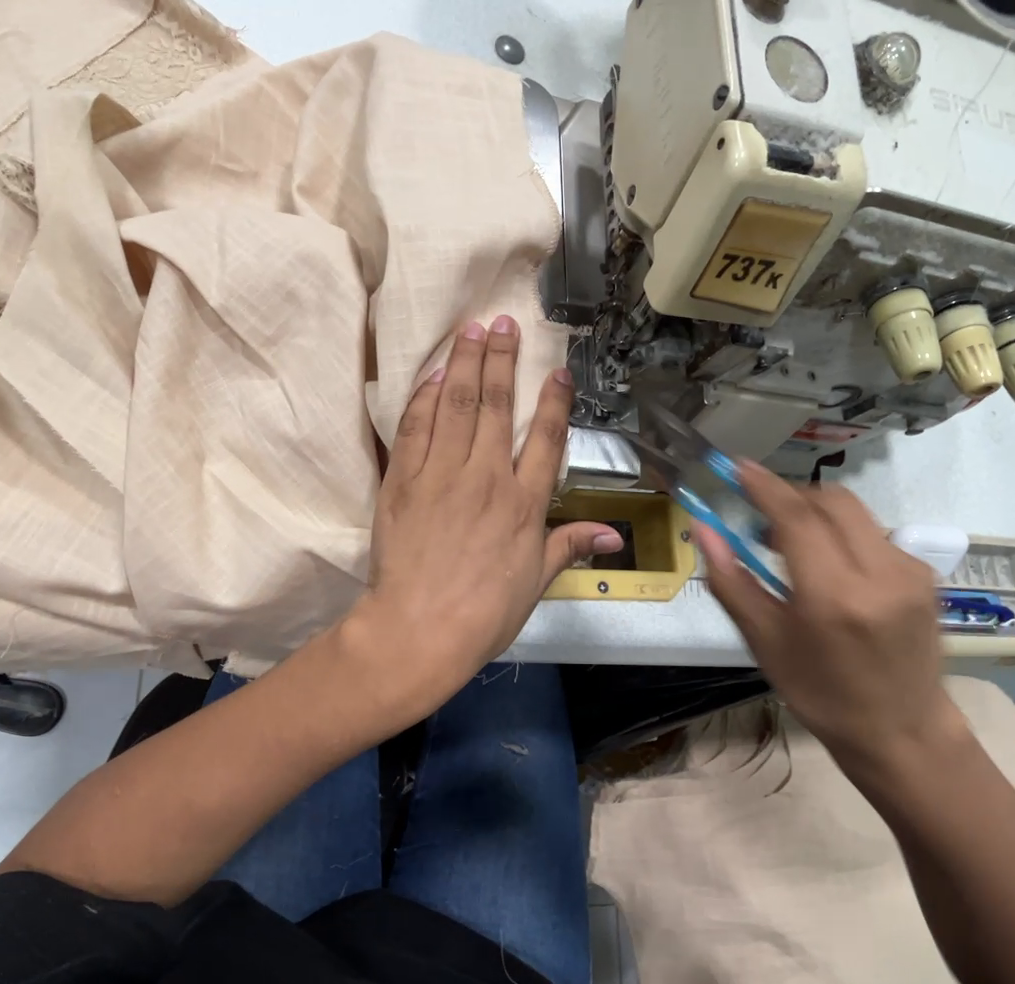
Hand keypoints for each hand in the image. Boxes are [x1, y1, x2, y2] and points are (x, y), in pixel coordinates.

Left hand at [347, 316, 620, 710]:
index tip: (555, 369)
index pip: (545, 439)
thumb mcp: (535, 583)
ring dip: (464, 364)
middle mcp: (486, 478)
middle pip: (496, 407)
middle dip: (502, 360)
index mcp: (524, 504)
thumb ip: (569, 547)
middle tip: (503, 322)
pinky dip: (424, 399)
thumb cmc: (483, 615)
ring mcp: (441, 476)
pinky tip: (431, 377)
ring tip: (470, 330)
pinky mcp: (402, 482)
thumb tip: (612, 535)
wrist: (418, 631)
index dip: (552, 400)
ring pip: (456, 406)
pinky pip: (414, 429)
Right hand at [698, 462, 960, 765]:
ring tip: (788, 543)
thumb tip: (704, 531)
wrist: (900, 730)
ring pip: (855, 513)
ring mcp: (909, 571)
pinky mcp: (924, 575)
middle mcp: (879, 573)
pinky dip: (842, 533)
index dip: (763, 486)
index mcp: (832, 596)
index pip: (796, 517)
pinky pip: (875, 533)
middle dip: (791, 495)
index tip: (737, 467)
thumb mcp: (765, 644)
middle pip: (831, 501)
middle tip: (759, 513)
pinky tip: (827, 565)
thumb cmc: (820, 694)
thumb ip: (732, 582)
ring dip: (816, 513)